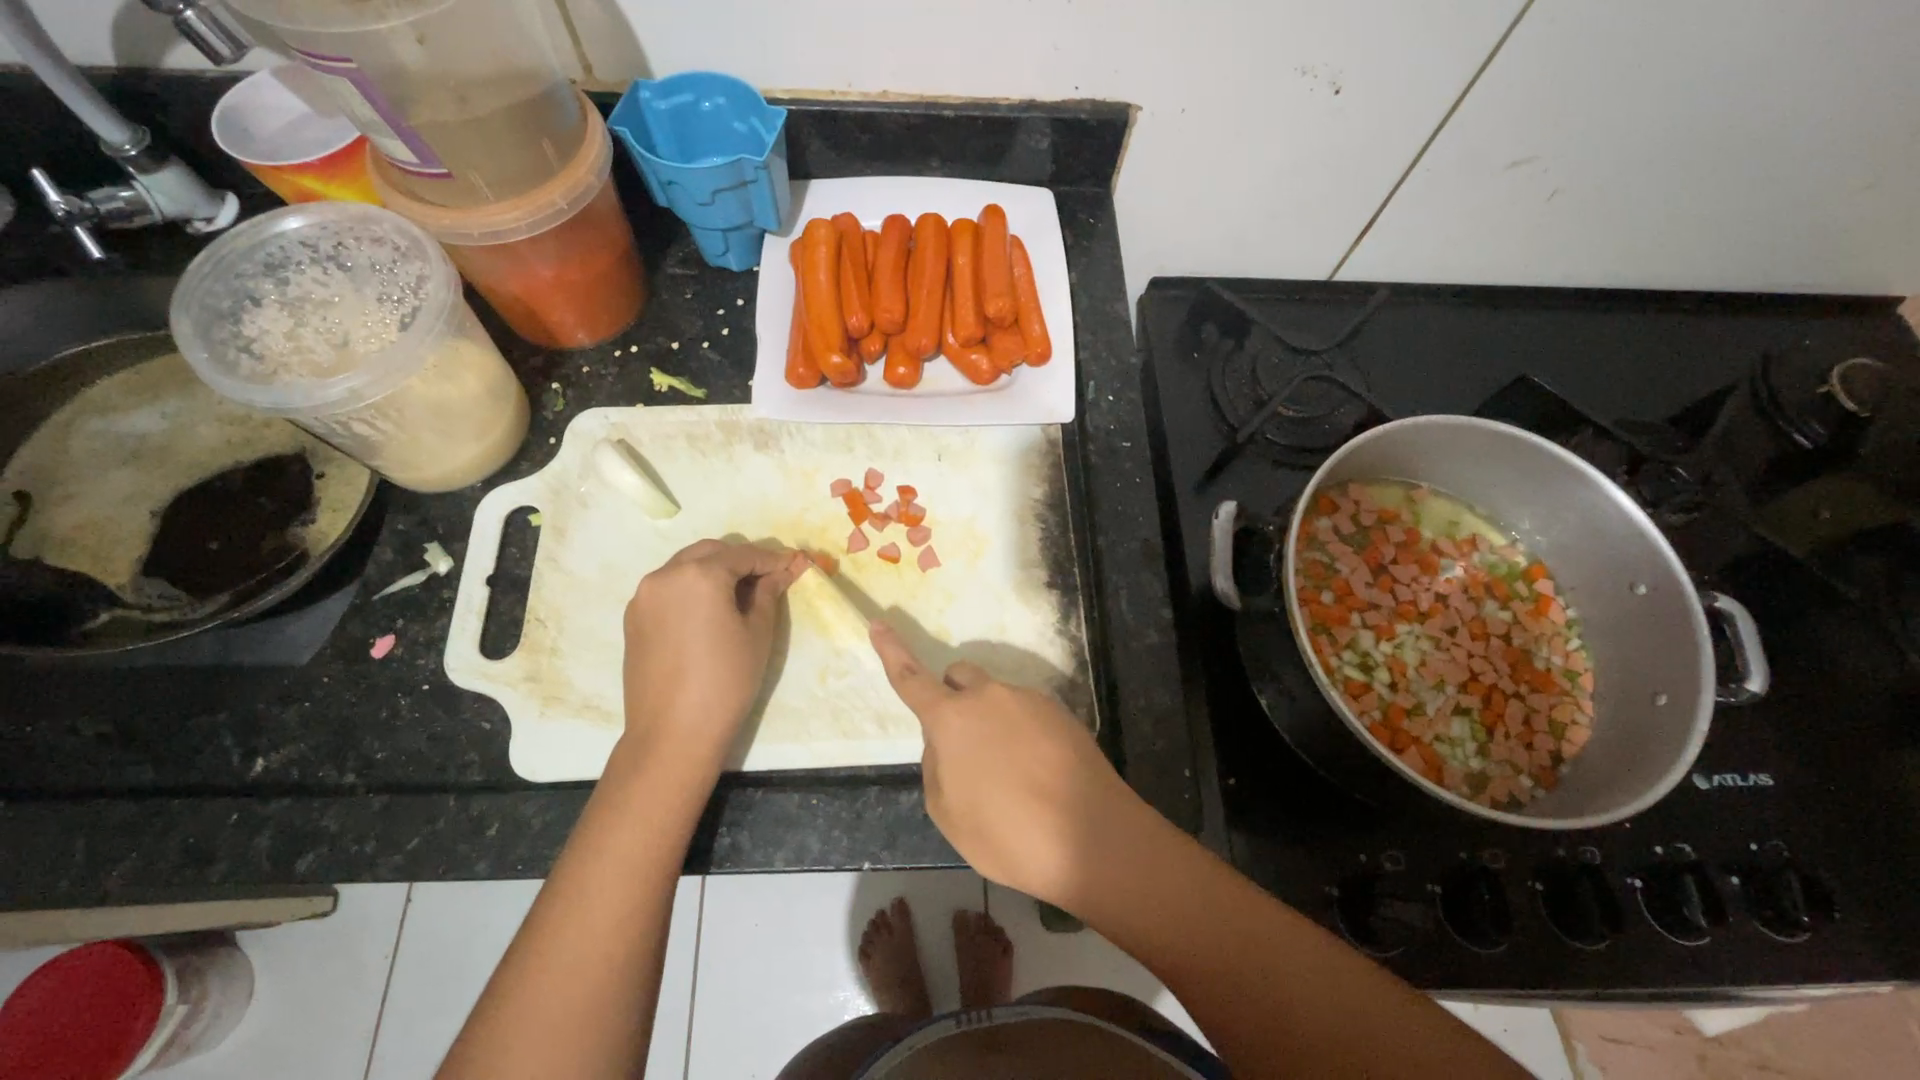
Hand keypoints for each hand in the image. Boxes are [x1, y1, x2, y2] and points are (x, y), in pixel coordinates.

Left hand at [620, 539, 808, 769]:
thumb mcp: (757, 633)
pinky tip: (708, 613)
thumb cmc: (726, 681)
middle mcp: (665, 575)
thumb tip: (782, 570)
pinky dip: (690, 590)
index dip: (771, 559)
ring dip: (713, 572)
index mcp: (699, 575)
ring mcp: (643, 597)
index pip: (742, 554)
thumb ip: (768, 593)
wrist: (673, 732)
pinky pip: (667, 589)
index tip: (793, 564)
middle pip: (709, 553)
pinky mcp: (633, 618)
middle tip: (767, 579)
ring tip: (739, 596)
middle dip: (739, 560)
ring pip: (684, 568)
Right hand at [870, 621, 1148, 908]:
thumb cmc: (1007, 835)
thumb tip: (947, 742)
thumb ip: (937, 765)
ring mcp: (1030, 701)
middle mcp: (990, 697)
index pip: (911, 679)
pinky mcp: (1062, 714)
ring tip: (1012, 776)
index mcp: (952, 719)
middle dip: (954, 700)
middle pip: (960, 678)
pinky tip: (1040, 775)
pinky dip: (1023, 734)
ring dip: (993, 722)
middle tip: (965, 749)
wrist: (1091, 838)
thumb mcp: (947, 812)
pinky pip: (1028, 714)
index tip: (879, 624)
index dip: (892, 652)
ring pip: (997, 698)